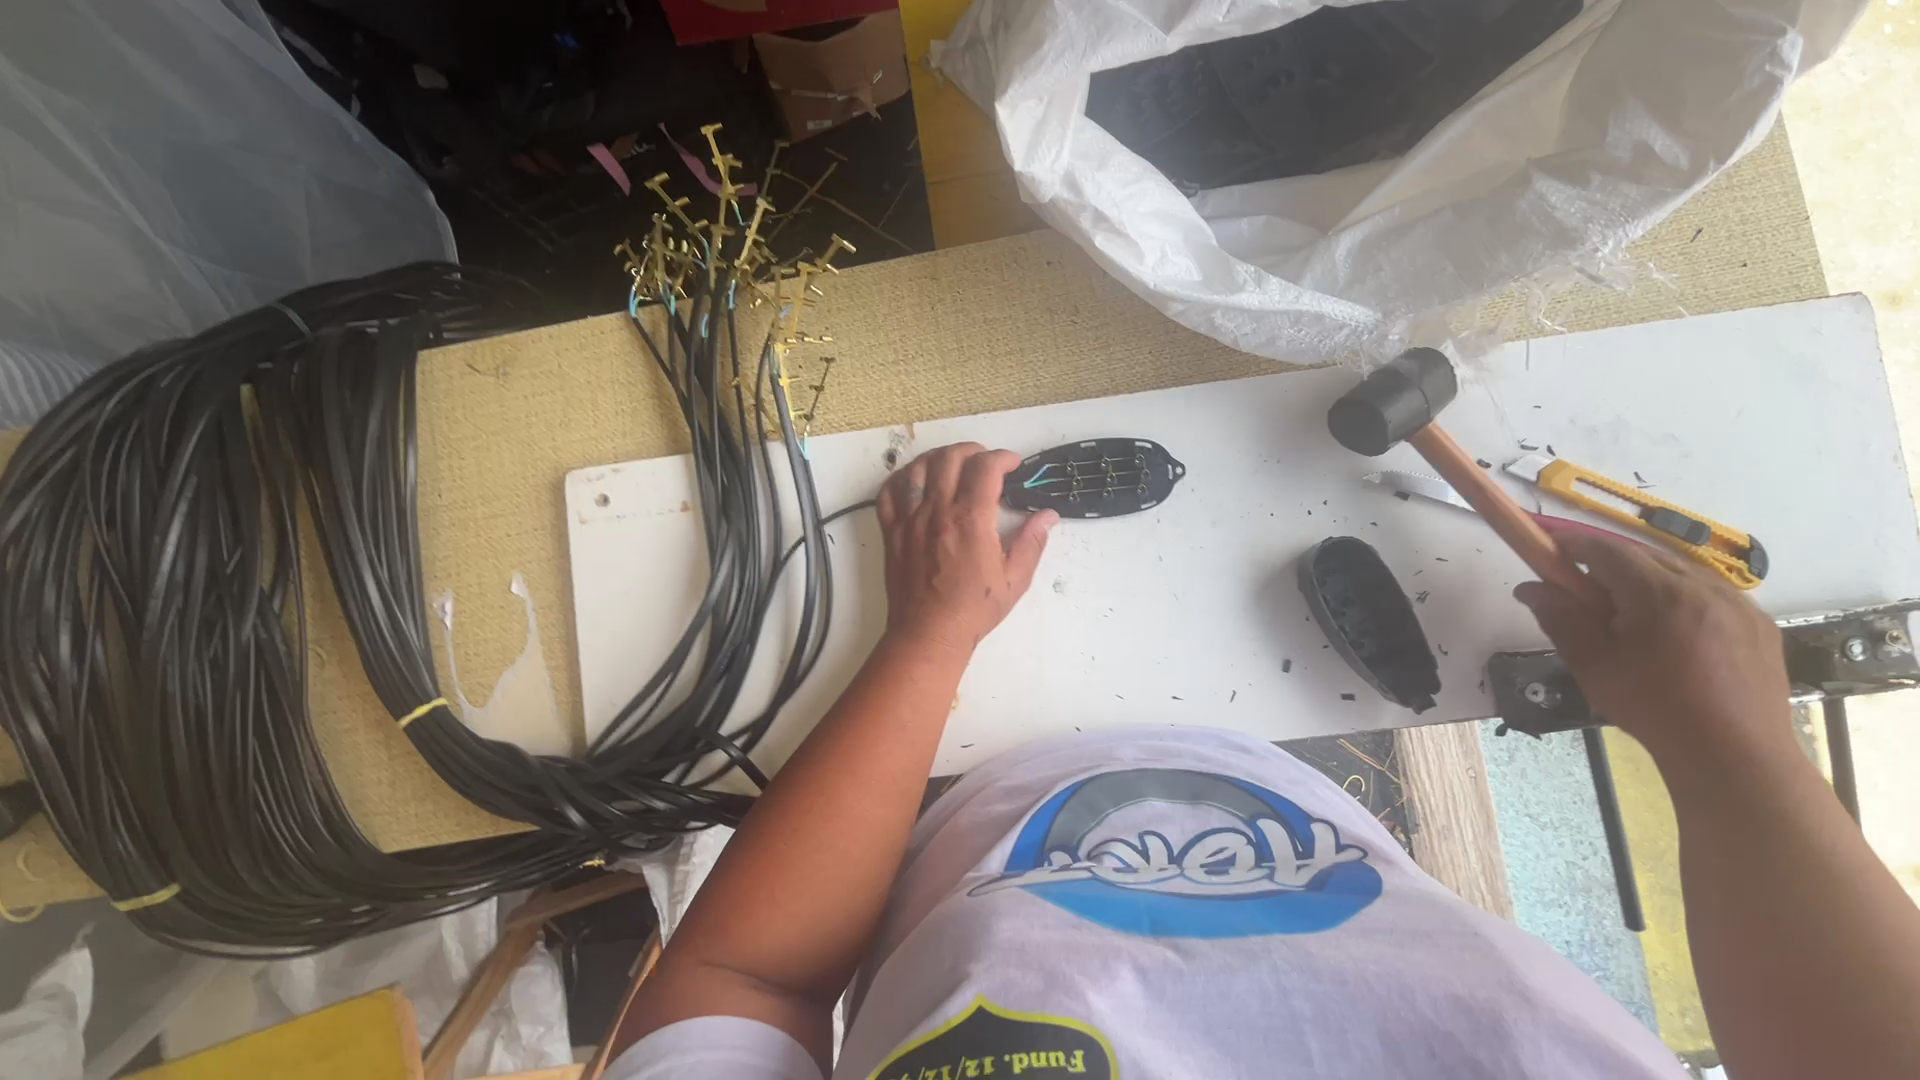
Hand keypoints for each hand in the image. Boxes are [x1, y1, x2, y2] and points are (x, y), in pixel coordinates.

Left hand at [876, 443, 1057, 654]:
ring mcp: (910, 520)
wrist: (929, 633)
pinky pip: (889, 493)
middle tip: (985, 460)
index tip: (1012, 464)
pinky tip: (916, 480)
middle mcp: (937, 512)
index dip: (1002, 457)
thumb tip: (1047, 517)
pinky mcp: (893, 532)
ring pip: (918, 468)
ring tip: (953, 464)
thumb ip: (1031, 542)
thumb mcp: (1014, 579)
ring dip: (939, 457)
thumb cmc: (971, 610)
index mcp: (970, 521)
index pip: (985, 468)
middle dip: (972, 450)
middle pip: (950, 458)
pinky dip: (902, 478)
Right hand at [1514, 526, 1793, 772]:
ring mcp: (1740, 605)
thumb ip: (1560, 618)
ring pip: (1681, 572)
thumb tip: (1529, 587)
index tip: (1547, 549)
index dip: (1572, 544)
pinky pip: (1711, 594)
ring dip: (1646, 579)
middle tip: (1582, 591)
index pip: (1607, 549)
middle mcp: (1706, 588)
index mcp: (1660, 594)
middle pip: (1645, 556)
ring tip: (1627, 614)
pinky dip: (1681, 598)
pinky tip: (1670, 630)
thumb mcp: (1592, 664)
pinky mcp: (1760, 625)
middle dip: (1608, 564)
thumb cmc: (1653, 707)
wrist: (1735, 754)